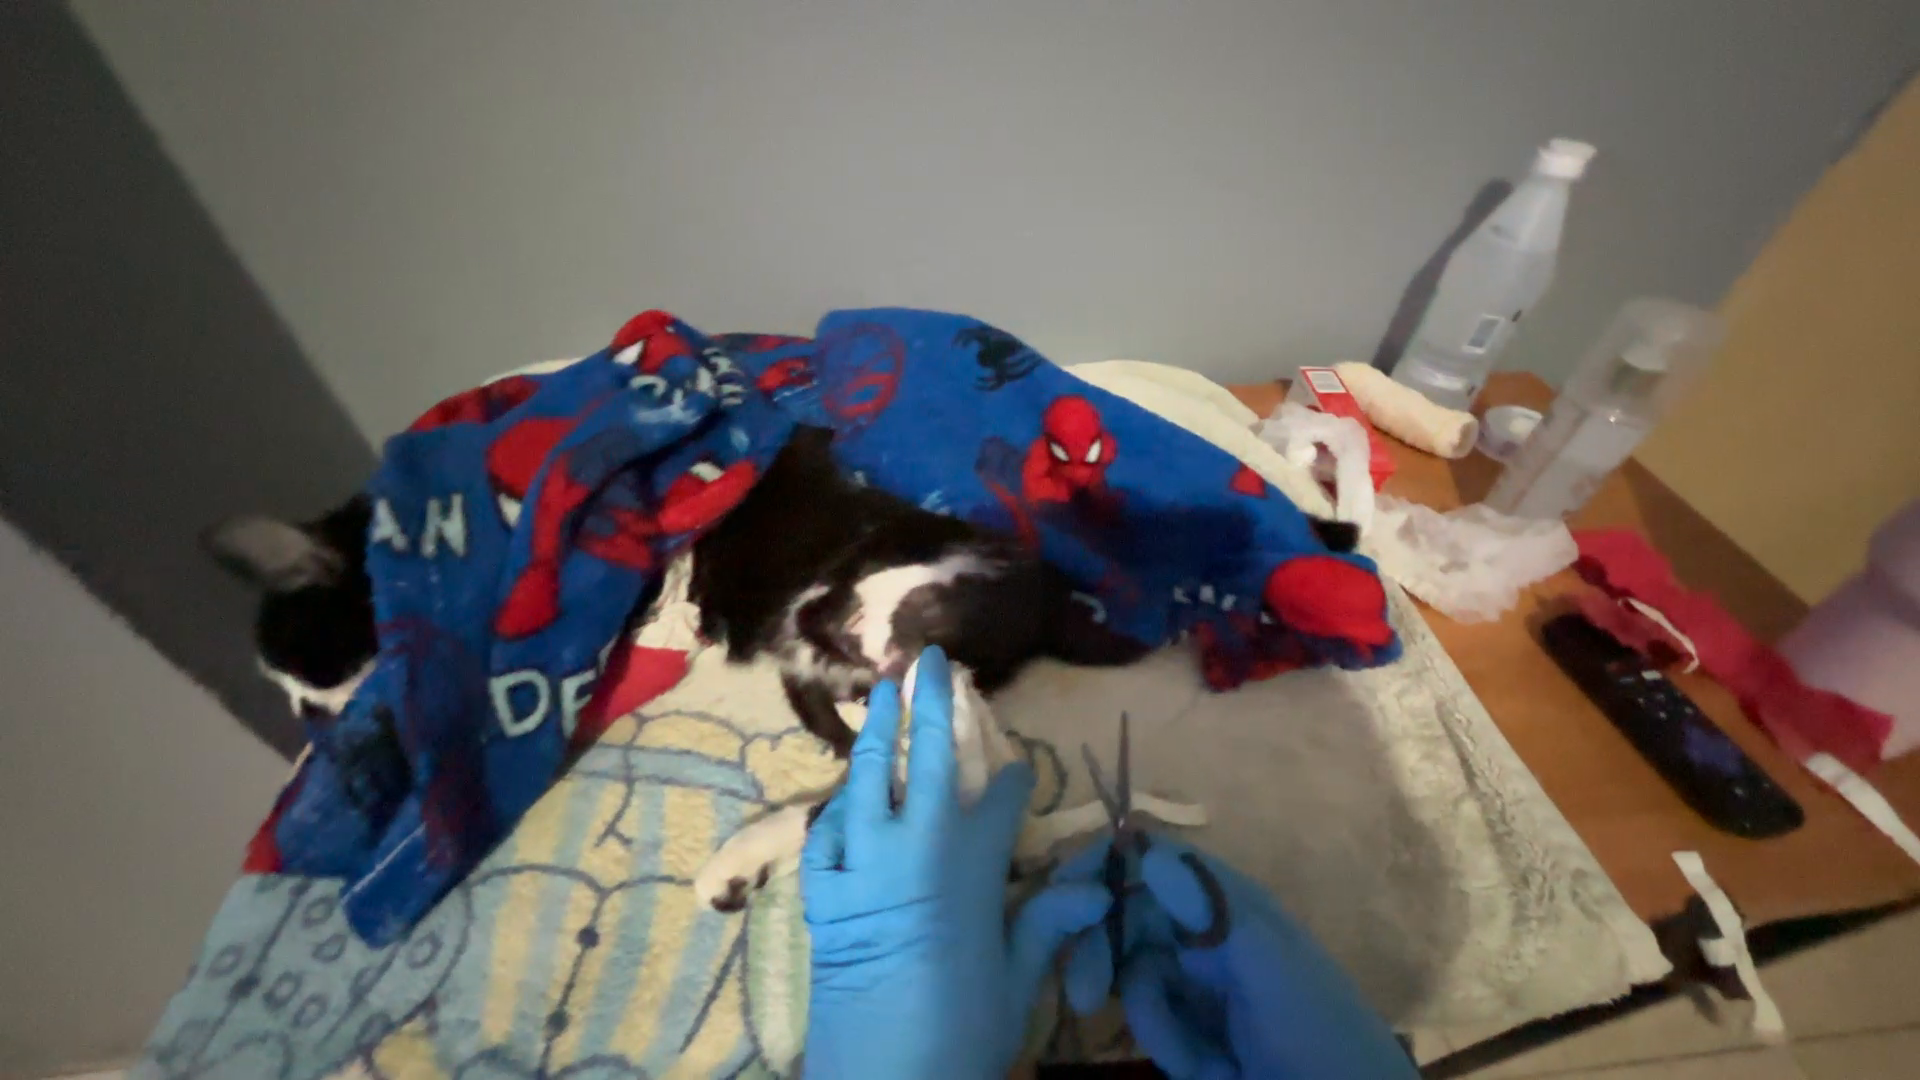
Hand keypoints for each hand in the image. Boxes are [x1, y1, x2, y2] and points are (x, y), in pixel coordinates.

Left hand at [801, 646, 1110, 1078]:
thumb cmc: (960, 1033)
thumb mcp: (1016, 983)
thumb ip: (1047, 923)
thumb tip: (1096, 887)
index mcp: (973, 865)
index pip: (1002, 799)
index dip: (1013, 777)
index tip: (1018, 765)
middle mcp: (916, 846)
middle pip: (928, 756)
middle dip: (931, 702)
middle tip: (929, 657)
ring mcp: (862, 862)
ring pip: (869, 777)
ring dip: (879, 729)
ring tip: (883, 688)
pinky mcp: (822, 889)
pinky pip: (827, 831)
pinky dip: (838, 808)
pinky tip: (846, 796)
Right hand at [1060, 836, 1415, 1079]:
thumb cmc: (1324, 1043)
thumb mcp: (1273, 972)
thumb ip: (1212, 911)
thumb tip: (1150, 850)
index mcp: (1227, 901)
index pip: (1152, 857)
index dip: (1106, 864)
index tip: (1062, 890)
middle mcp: (1205, 929)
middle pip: (1127, 912)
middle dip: (1102, 949)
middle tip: (1081, 994)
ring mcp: (1197, 979)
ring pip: (1133, 970)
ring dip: (1149, 1015)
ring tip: (1199, 1060)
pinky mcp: (1191, 1025)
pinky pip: (1150, 1018)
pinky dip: (1168, 1043)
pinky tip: (1209, 1069)